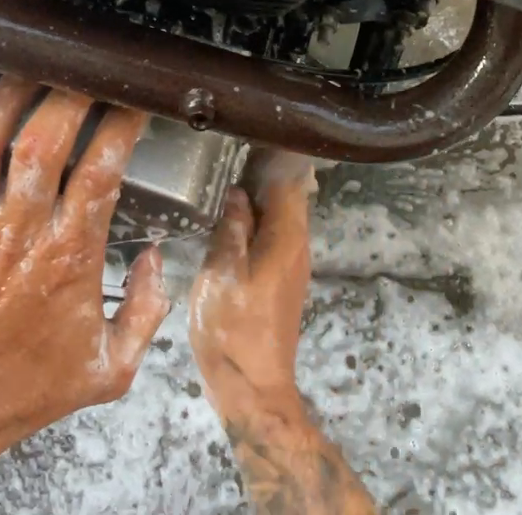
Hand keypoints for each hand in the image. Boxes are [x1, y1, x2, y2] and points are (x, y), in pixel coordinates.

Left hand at [0, 78, 170, 455]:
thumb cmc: (25, 389)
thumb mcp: (109, 369)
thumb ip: (147, 312)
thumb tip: (155, 260)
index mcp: (67, 259)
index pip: (100, 175)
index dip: (119, 129)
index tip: (132, 103)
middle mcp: (18, 236)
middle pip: (40, 149)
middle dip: (65, 99)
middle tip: (82, 72)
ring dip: (0, 105)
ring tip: (20, 70)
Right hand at [188, 156, 314, 419]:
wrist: (254, 388)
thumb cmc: (233, 329)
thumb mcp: (222, 274)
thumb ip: (231, 229)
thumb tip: (237, 192)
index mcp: (287, 236)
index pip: (290, 180)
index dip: (272, 155)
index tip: (249, 133)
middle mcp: (299, 245)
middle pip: (288, 196)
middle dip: (264, 173)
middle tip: (230, 151)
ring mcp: (294, 264)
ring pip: (281, 216)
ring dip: (259, 198)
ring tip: (226, 179)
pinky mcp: (284, 280)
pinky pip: (275, 236)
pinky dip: (258, 221)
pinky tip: (231, 220)